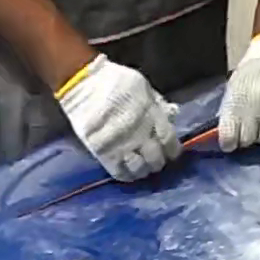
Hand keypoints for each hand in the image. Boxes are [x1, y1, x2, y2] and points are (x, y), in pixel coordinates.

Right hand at [56, 54, 181, 181]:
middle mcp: (139, 134)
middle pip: (155, 158)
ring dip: (143, 171)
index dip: (173, 150)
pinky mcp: (105, 155)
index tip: (172, 153)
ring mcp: (122, 146)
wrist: (86, 88)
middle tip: (156, 162)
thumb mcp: (143, 87)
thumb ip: (157, 104)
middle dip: (158, 162)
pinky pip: (119, 173)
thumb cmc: (116, 83)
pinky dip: (126, 176)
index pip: (169, 140)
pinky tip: (128, 173)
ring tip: (142, 169)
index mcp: (152, 116)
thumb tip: (172, 115)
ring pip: (139, 169)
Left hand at [217, 32, 259, 151]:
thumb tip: (228, 133)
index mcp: (234, 106)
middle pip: (247, 140)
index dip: (229, 144)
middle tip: (250, 132)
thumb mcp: (234, 89)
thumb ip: (230, 111)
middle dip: (246, 139)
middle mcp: (251, 111)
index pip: (228, 138)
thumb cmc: (251, 69)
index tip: (232, 143)